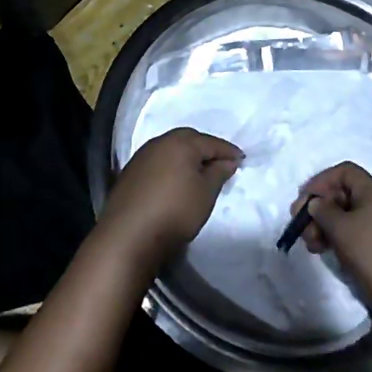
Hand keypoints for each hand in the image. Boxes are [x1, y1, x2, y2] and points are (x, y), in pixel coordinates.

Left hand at [100, 127, 242, 266]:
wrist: (130, 232)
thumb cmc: (175, 210)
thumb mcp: (206, 193)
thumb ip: (218, 173)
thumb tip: (226, 161)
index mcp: (179, 143)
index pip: (210, 142)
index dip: (227, 151)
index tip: (242, 159)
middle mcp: (158, 143)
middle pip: (187, 139)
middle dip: (205, 148)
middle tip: (220, 162)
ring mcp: (142, 156)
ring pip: (170, 148)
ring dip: (186, 156)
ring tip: (200, 171)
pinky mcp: (131, 171)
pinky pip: (158, 160)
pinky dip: (171, 165)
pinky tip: (176, 179)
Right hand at [295, 162, 371, 300]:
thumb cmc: (371, 251)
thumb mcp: (340, 226)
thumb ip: (321, 209)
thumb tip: (315, 204)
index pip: (344, 172)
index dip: (322, 180)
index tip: (305, 198)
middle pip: (339, 193)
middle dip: (316, 207)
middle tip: (300, 223)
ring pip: (339, 214)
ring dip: (320, 224)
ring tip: (310, 243)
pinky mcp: (371, 244)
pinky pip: (345, 231)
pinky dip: (329, 236)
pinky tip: (319, 249)